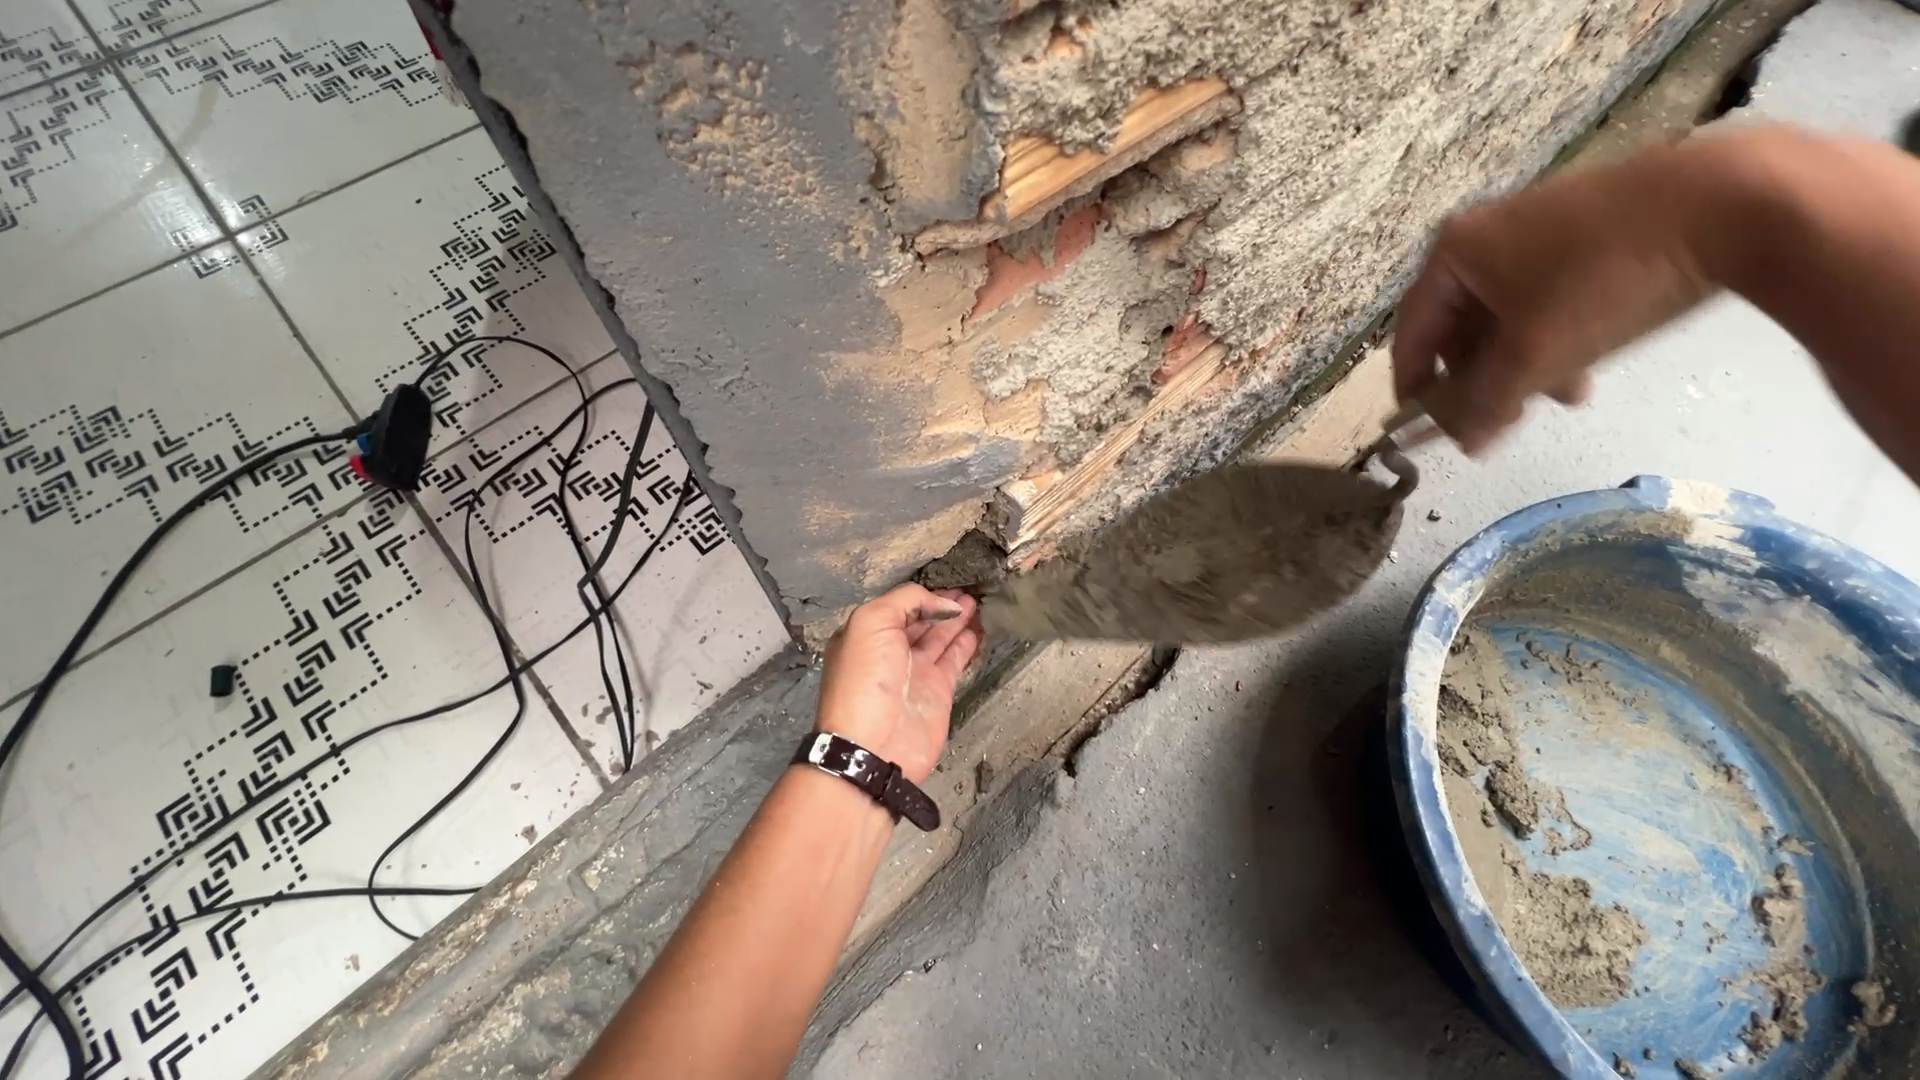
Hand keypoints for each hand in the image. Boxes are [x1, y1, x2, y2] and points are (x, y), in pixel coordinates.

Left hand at [815, 584, 982, 784]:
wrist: (874, 744)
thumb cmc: (865, 679)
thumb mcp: (873, 621)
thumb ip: (907, 601)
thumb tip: (942, 603)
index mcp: (867, 633)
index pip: (900, 605)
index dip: (924, 594)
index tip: (950, 582)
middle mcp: (890, 651)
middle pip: (922, 620)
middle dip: (943, 605)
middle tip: (971, 588)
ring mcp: (915, 671)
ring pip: (941, 637)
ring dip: (958, 620)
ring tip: (979, 602)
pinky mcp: (938, 690)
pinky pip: (956, 659)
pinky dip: (968, 643)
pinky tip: (980, 628)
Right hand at [1391, 138, 1720, 453]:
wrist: (1734, 201)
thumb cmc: (1602, 281)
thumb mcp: (1532, 357)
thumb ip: (1486, 406)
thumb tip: (1465, 446)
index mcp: (1452, 254)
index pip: (1411, 336)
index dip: (1417, 388)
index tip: (1427, 428)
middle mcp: (1485, 234)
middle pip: (1461, 327)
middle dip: (1484, 379)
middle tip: (1508, 415)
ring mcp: (1538, 224)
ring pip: (1508, 314)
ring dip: (1525, 363)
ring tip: (1565, 395)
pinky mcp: (1588, 223)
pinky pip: (1547, 292)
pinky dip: (1555, 332)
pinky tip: (1589, 357)